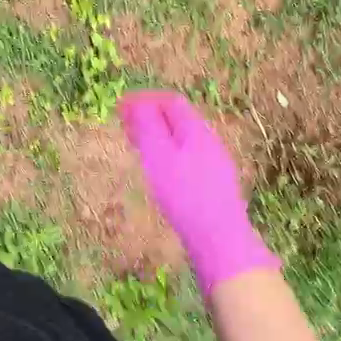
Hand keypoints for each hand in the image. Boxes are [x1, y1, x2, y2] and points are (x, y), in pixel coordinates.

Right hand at [118, 91, 278, 296]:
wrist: (219, 239)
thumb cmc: (185, 196)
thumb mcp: (159, 158)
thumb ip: (148, 129)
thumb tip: (136, 104)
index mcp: (196, 132)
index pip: (171, 102)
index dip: (145, 100)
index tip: (120, 107)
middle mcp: (209, 143)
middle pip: (178, 120)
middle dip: (150, 116)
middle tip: (125, 125)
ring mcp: (214, 164)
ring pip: (182, 140)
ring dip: (158, 136)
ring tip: (137, 146)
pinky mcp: (213, 185)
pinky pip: (187, 158)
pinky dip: (167, 154)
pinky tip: (159, 172)